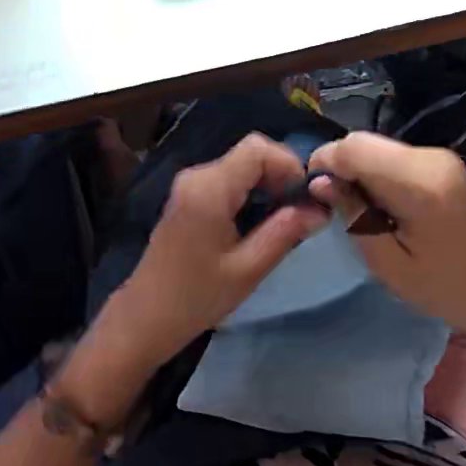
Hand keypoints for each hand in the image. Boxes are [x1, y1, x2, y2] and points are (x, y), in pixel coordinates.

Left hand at [87, 134, 328, 382]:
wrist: (145, 317)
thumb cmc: (197, 296)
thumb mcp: (249, 268)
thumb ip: (285, 232)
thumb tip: (320, 209)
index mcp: (209, 188)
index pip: (258, 149)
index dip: (289, 164)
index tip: (306, 197)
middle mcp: (197, 176)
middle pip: (250, 153)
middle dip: (281, 175)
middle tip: (300, 211)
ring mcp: (190, 184)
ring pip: (241, 165)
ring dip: (267, 184)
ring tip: (285, 219)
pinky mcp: (188, 196)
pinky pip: (228, 179)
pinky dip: (250, 191)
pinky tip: (260, 222)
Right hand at [307, 132, 465, 341]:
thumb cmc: (440, 286)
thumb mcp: (385, 262)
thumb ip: (353, 215)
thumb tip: (319, 182)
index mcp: (421, 185)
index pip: (356, 149)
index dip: (326, 162)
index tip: (312, 191)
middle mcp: (432, 158)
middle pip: (363, 141)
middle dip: (339, 166)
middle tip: (332, 203)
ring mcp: (438, 154)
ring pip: (374, 145)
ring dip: (355, 169)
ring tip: (354, 206)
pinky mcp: (438, 158)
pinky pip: (389, 153)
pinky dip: (373, 171)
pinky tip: (376, 201)